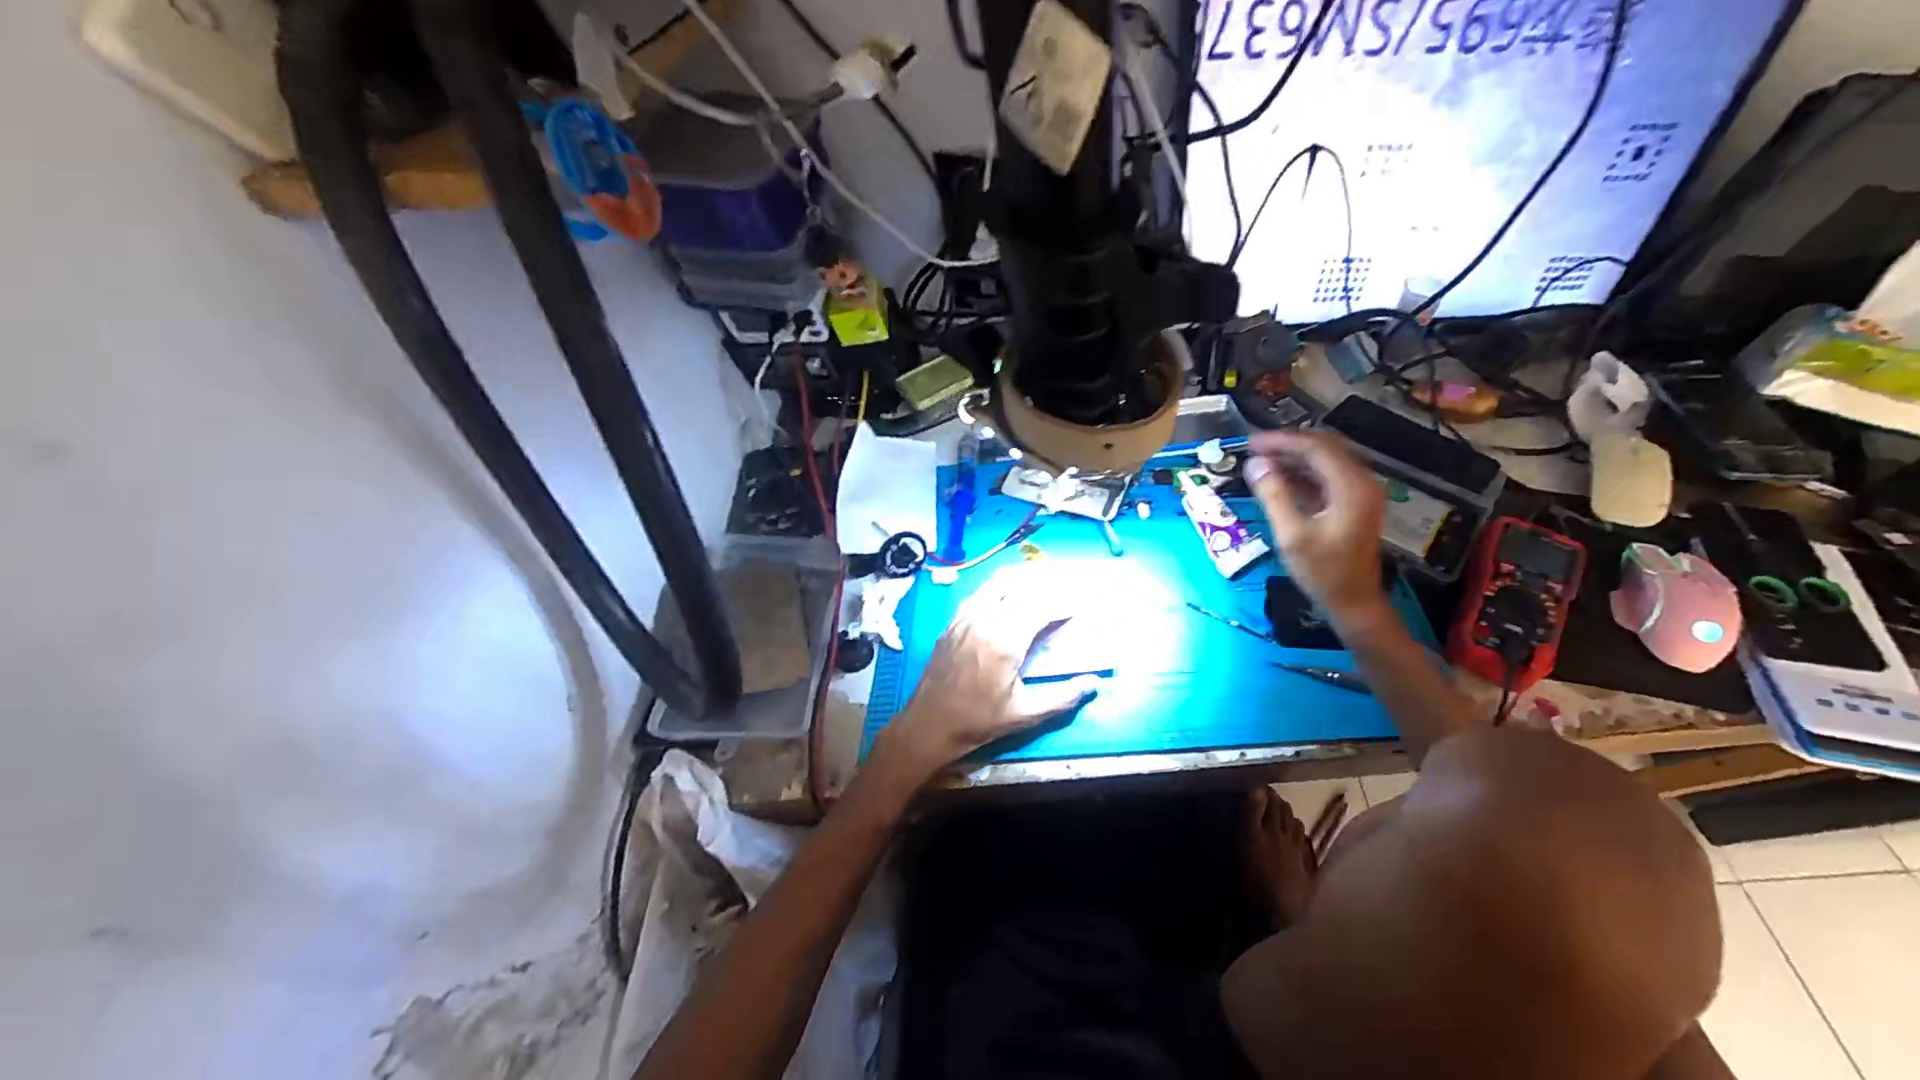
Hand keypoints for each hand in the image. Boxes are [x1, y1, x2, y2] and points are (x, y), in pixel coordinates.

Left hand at [871, 565, 1097, 787]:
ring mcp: (966, 618)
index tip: (1080, 605)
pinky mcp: (953, 621)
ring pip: (998, 583)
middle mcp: (985, 621)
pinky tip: (1009, 590)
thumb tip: (1092, 683)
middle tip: (1068, 587)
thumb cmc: (978, 722)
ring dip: (1023, 578)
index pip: (1041, 608)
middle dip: (1048, 584)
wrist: (929, 723)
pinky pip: (980, 592)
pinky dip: (999, 586)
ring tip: (1043, 579)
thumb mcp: (1024, 715)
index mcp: (1005, 642)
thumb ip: (1061, 698)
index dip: (1064, 603)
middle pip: (1021, 588)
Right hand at [1242, 430, 1388, 624]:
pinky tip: (1280, 478)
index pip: (1315, 447)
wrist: (1354, 601)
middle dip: (1288, 443)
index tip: (1250, 442)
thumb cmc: (1323, 572)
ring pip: (1326, 459)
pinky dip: (1303, 472)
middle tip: (1254, 448)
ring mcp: (1360, 492)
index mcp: (1351, 486)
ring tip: (1262, 461)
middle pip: (1324, 446)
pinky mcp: (1354, 502)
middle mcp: (1362, 481)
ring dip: (1294, 457)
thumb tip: (1254, 464)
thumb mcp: (1292, 535)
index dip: (1281, 441)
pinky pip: (1328, 475)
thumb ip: (1273, 496)